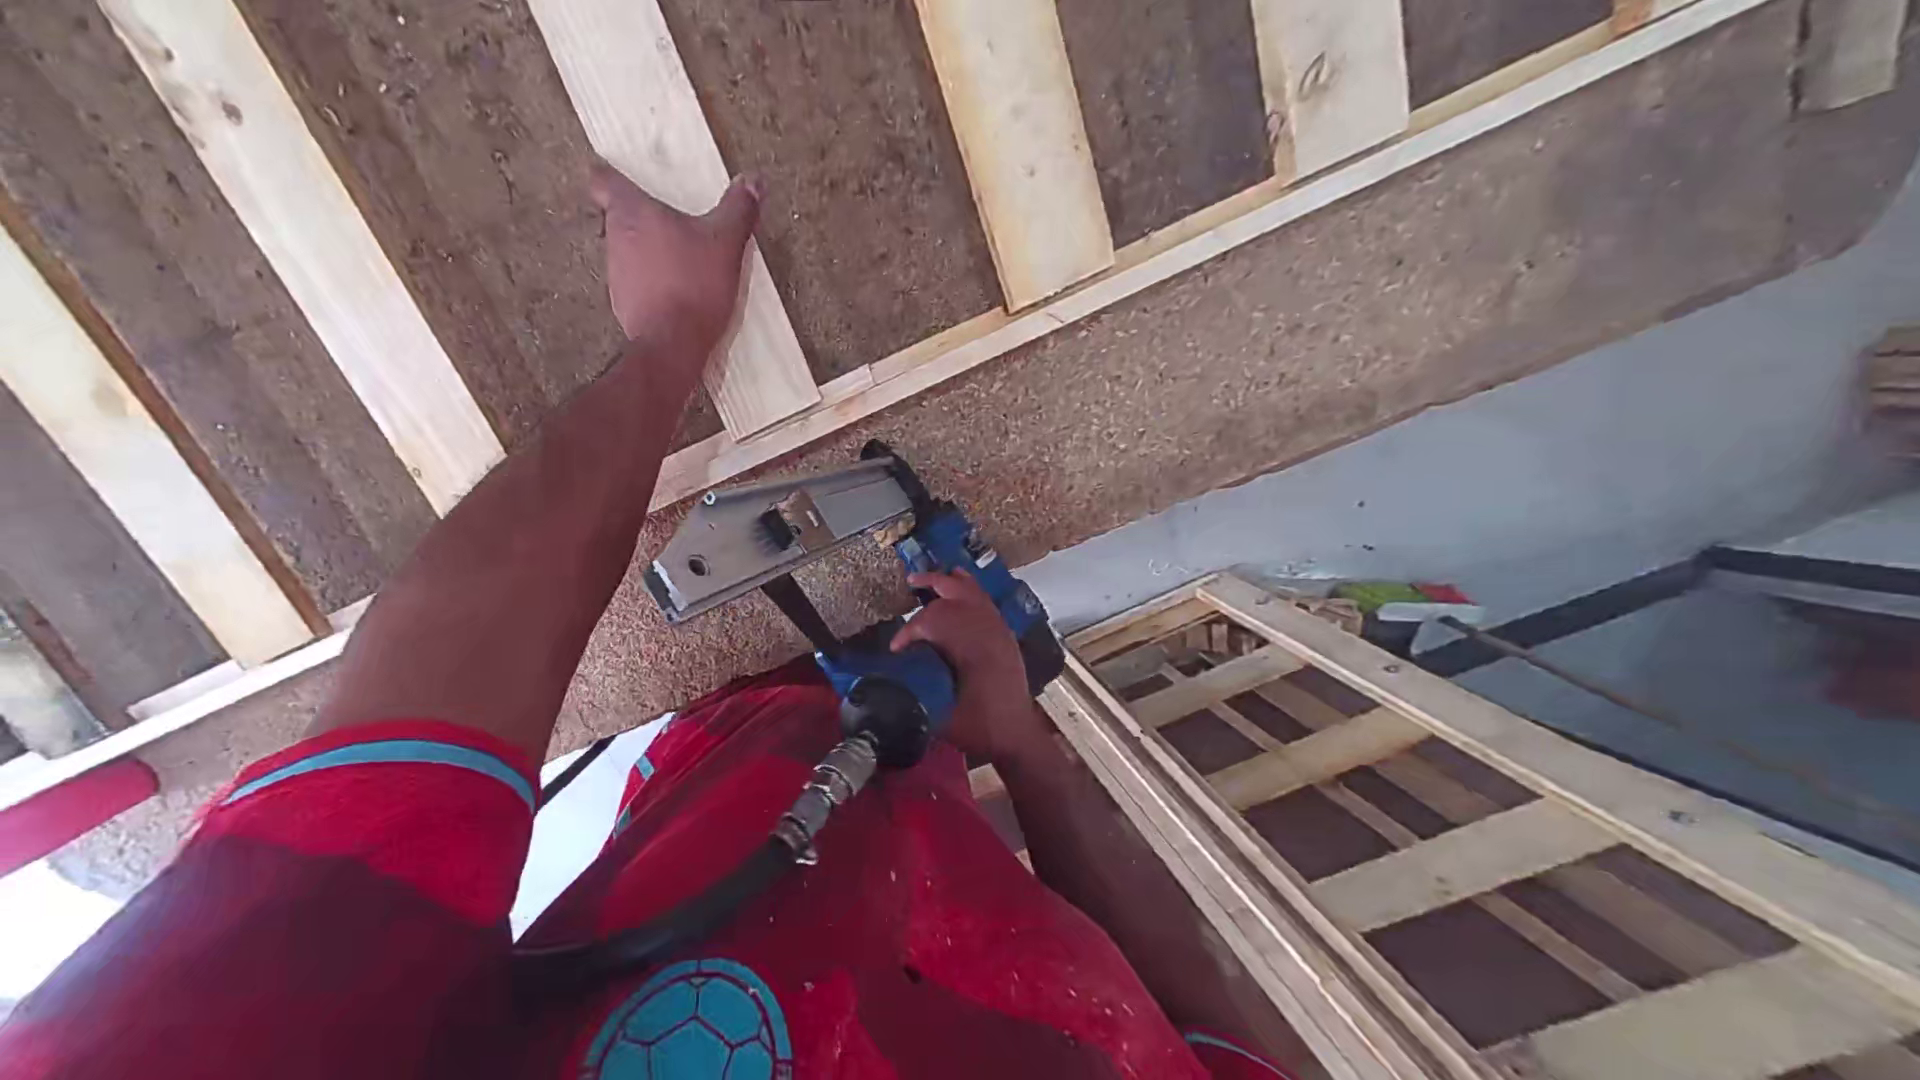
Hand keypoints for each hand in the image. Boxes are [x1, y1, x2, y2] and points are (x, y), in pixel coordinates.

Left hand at [591, 162, 760, 367]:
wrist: (675, 342)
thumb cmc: (694, 285)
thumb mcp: (726, 241)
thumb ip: (738, 209)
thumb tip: (753, 180)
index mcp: (632, 212)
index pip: (603, 180)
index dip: (614, 178)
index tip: (629, 182)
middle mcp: (616, 239)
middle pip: (619, 217)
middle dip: (643, 221)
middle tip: (672, 226)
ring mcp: (616, 274)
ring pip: (628, 253)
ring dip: (650, 256)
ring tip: (682, 265)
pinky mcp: (625, 305)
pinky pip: (638, 286)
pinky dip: (654, 287)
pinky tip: (680, 296)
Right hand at [889, 570, 1051, 763]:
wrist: (1017, 737)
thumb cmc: (981, 728)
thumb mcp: (943, 716)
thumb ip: (917, 694)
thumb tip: (893, 680)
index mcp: (972, 646)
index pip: (933, 620)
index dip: (910, 631)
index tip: (896, 648)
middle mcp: (988, 630)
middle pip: (958, 591)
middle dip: (932, 582)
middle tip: (912, 580)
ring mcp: (999, 630)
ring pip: (975, 592)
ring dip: (952, 583)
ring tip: (934, 579)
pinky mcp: (1004, 636)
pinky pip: (985, 602)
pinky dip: (970, 592)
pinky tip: (960, 594)